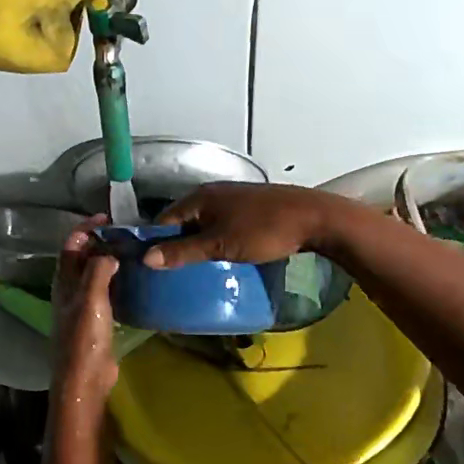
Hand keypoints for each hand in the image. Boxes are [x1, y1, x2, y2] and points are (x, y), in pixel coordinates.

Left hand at [52, 216, 119, 395]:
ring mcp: (82, 305)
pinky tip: (136, 281)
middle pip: (82, 257)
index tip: (108, 218)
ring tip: (135, 252)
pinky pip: (106, 292)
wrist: (85, 378)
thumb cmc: (84, 336)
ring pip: (94, 274)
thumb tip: (109, 250)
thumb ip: (99, 270)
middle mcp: (69, 289)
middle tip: (127, 234)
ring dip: (110, 260)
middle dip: (100, 242)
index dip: (86, 228)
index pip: (71, 244)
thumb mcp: (91, 298)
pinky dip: (117, 281)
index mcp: (64, 280)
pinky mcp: (96, 320)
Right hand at [142, 183, 345, 268]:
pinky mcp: (250, 207)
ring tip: (195, 266)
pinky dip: (216, 238)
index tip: (152, 265)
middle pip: (183, 221)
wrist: (319, 219)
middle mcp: (211, 193)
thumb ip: (182, 252)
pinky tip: (222, 255)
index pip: (163, 220)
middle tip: (172, 270)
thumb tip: (145, 259)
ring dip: (198, 242)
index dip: (156, 242)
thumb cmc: (264, 231)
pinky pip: (221, 224)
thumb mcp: (219, 246)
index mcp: (198, 197)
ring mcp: (233, 198)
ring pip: (204, 223)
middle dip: (177, 243)